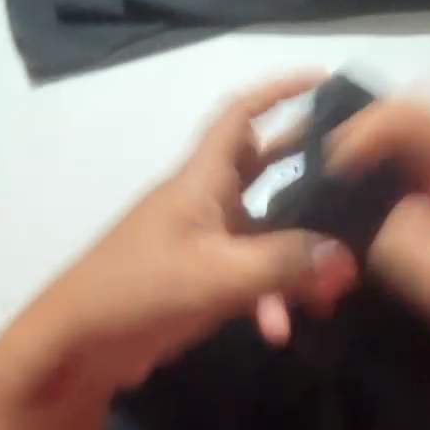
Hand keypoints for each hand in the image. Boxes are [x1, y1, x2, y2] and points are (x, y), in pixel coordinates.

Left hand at [31, 75, 358, 387]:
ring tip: (327, 297)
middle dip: (310, 175)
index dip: (280, 90)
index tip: (324, 81)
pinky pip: (251, 275)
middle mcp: (205, 200)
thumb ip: (284, 262)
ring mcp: (203, 240)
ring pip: (267, 233)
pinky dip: (270, 297)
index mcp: (201, 179)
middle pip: (265, 169)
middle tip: (354, 178)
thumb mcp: (218, 275)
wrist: (74, 349)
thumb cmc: (139, 291)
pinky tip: (278, 330)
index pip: (240, 114)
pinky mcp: (201, 278)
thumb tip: (345, 256)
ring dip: (296, 261)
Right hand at [327, 100, 429, 377]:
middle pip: (402, 125)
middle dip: (354, 152)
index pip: (403, 115)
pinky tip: (370, 229)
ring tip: (334, 211)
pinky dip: (389, 196)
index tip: (317, 181)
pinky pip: (422, 181)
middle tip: (316, 193)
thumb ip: (400, 238)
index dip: (351, 136)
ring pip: (408, 152)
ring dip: (369, 175)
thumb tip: (354, 214)